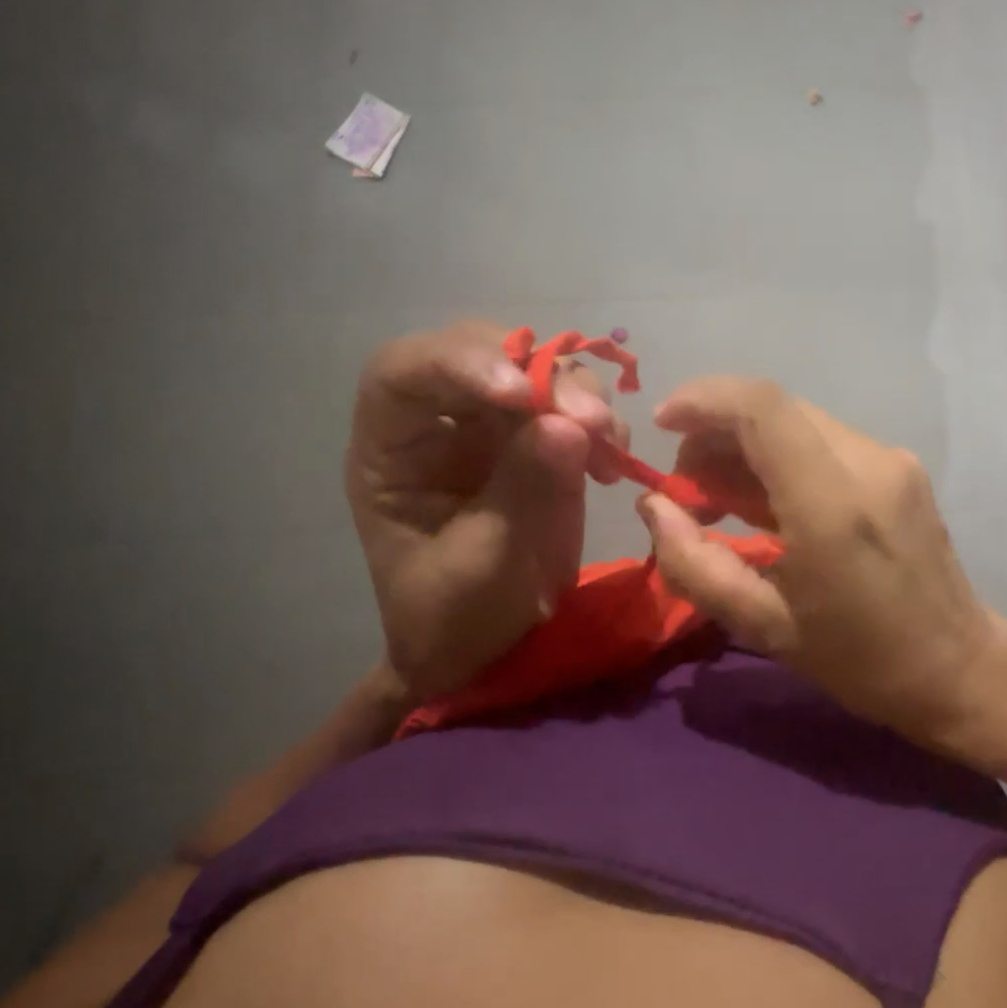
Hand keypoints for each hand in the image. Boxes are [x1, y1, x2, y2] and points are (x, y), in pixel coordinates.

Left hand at [346, 321, 630, 700]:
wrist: (487, 654)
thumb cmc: (454, 619)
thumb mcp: (479, 566)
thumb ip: (518, 493)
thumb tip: (568, 425)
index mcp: (392, 450)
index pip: (405, 372)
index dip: (460, 363)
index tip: (520, 394)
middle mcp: (440, 424)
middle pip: (481, 353)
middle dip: (539, 375)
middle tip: (591, 419)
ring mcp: (494, 430)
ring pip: (536, 370)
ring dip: (580, 395)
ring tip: (608, 445)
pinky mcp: (543, 444)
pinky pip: (575, 408)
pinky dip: (603, 424)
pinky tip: (614, 460)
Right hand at [636, 378, 1005, 745]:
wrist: (956, 667)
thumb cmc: (859, 659)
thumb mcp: (764, 626)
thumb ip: (696, 564)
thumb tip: (654, 506)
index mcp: (831, 504)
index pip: (761, 406)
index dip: (703, 400)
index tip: (664, 425)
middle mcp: (867, 464)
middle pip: (777, 409)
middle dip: (718, 433)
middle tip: (689, 490)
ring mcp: (892, 461)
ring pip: (802, 423)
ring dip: (750, 448)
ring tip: (723, 504)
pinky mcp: (903, 470)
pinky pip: (829, 443)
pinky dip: (786, 459)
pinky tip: (771, 506)